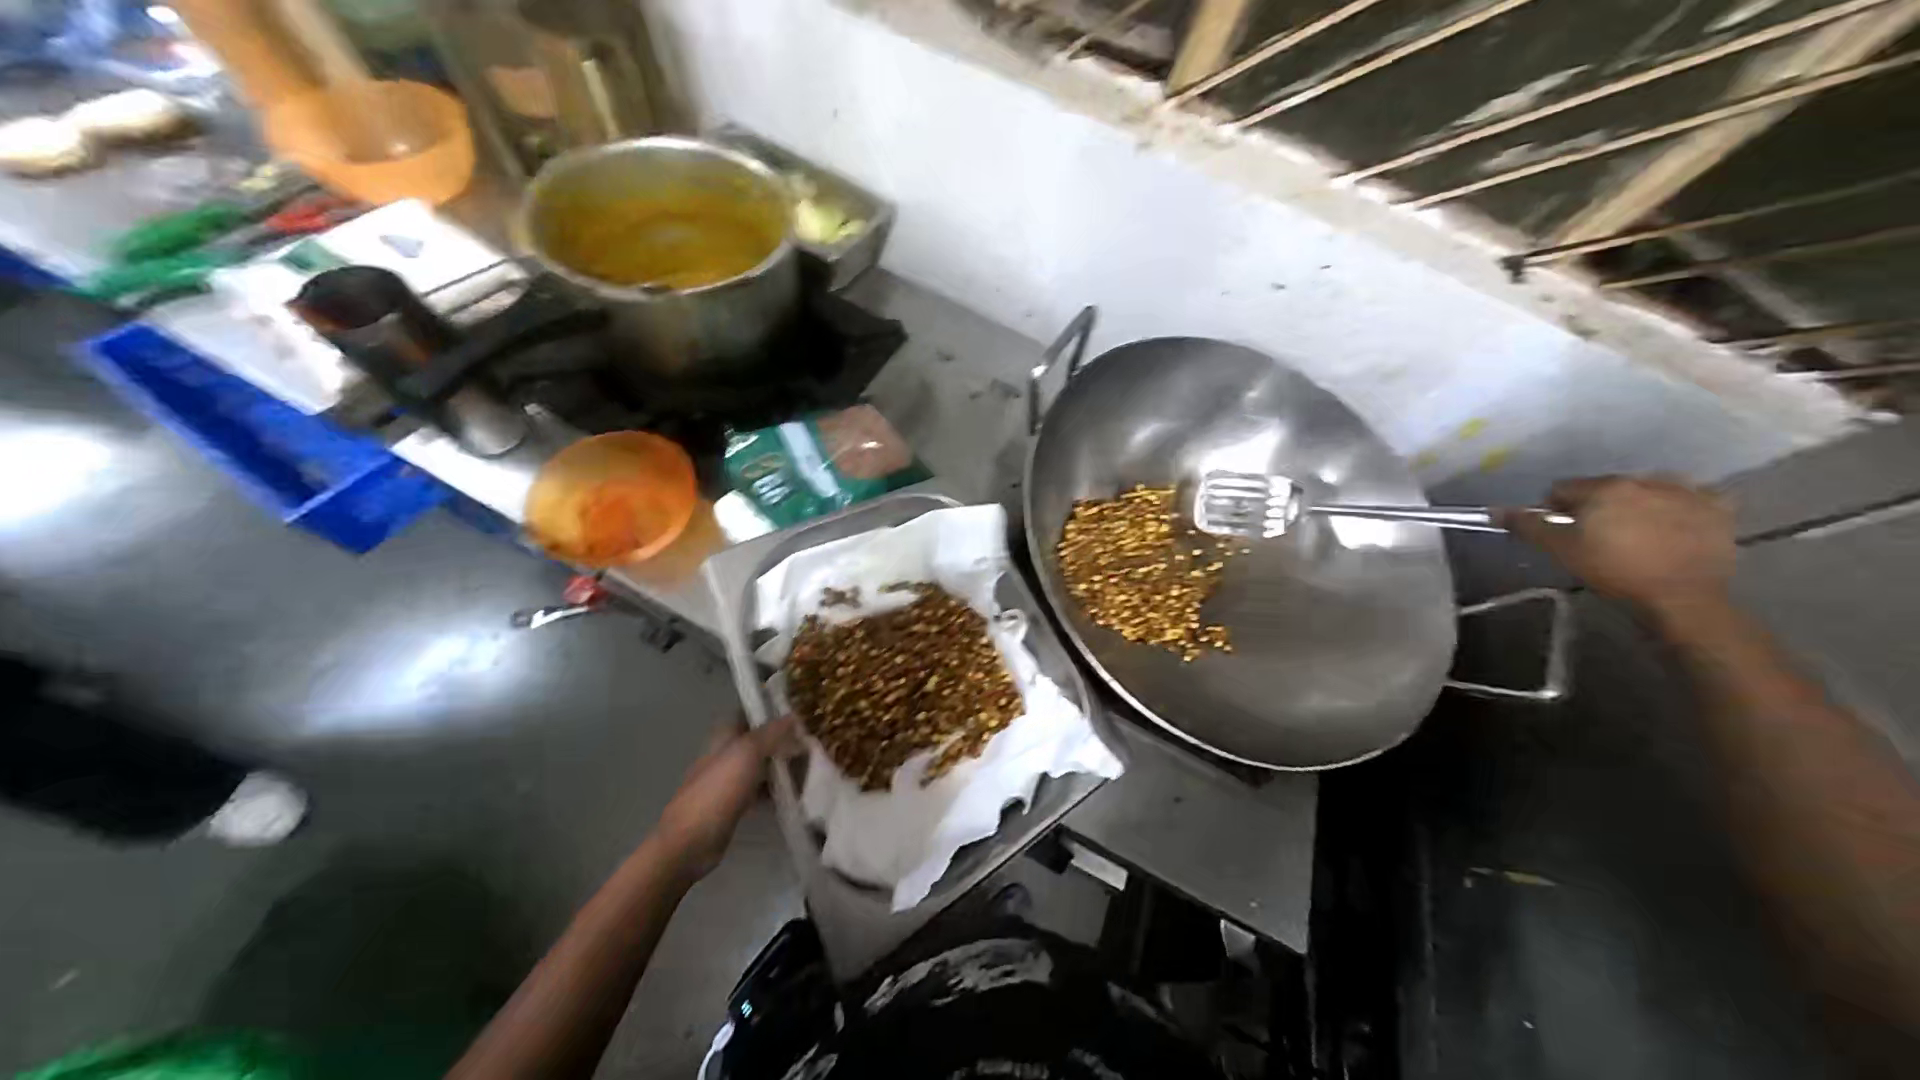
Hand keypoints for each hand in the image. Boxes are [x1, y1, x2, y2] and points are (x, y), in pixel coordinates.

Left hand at [656, 714, 797, 880]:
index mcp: (724, 735)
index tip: (802, 713)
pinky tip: (797, 793)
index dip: (773, 710)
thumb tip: (795, 715)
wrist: (690, 841)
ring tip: (813, 765)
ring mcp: (729, 779)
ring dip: (783, 765)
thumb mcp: (748, 752)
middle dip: (784, 739)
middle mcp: (726, 752)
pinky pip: (761, 789)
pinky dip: (776, 789)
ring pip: (762, 765)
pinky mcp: (734, 804)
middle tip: (814, 742)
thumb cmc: (718, 789)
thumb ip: (772, 732)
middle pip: (759, 739)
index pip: (750, 712)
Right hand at [1505, 475, 1735, 618]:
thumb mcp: (1560, 550)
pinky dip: (1677, 508)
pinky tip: (1672, 528)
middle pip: (1606, 487)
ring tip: (1637, 533)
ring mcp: (1686, 491)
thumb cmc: (1613, 570)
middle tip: (1598, 537)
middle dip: (1597, 506)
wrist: (1682, 597)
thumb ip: (1528, 526)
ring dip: (1636, 504)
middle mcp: (1645, 480)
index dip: (1556, 510)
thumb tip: (1497, 510)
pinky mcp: (1718, 507)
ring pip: (1646, 490)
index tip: (1562, 532)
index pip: (1564, 489)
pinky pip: (1689, 498)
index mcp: (1605, 488)